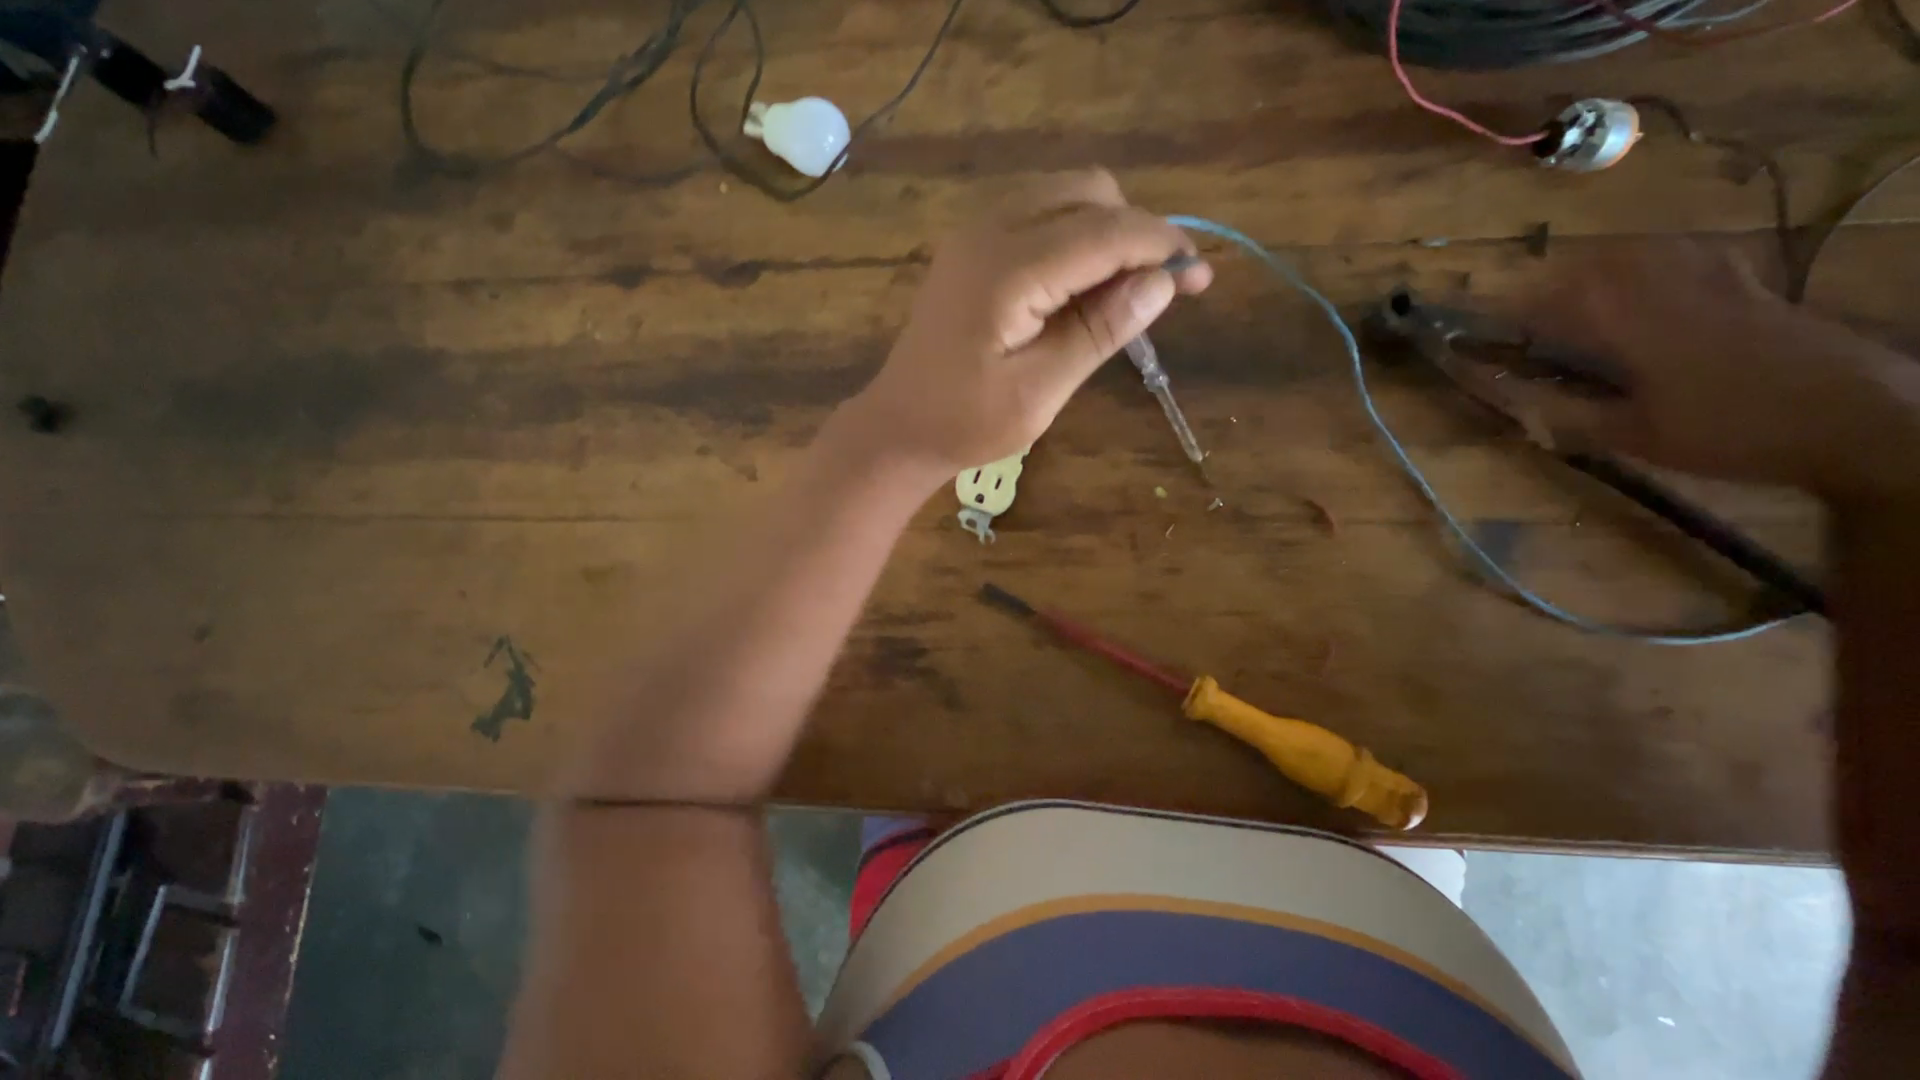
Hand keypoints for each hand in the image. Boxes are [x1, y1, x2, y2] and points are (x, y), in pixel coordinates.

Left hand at [838, 169, 1211, 476]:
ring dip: (1109, 227)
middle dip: (1137, 230)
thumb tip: (1162, 282)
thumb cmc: (966, 423)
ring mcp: (976, 231)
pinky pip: (1040, 210)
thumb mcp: (1040, 391)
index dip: (1161, 244)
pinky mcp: (973, 243)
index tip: (1200, 275)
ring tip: (1130, 288)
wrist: (899, 425)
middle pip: (1088, 192)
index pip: (1105, 230)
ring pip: (1065, 192)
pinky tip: (1087, 282)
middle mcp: (989, 231)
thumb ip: (1099, 331)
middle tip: (1165, 286)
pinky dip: (1077, 232)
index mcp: (1007, 270)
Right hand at [1524, 241, 1919, 497]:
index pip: (1548, 303)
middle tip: (1523, 317)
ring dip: (1596, 267)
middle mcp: (1664, 287)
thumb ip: (1572, 419)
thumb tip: (1514, 412)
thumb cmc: (1733, 430)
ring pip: (1638, 252)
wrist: (1855, 412)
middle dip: (1546, 286)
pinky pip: (1689, 253)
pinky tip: (1653, 274)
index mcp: (1628, 323)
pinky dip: (1656, 259)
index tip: (1473, 326)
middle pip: (1589, 267)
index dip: (1505, 313)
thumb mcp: (1640, 438)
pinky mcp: (1748, 283)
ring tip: (1576, 292)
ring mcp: (1711, 279)